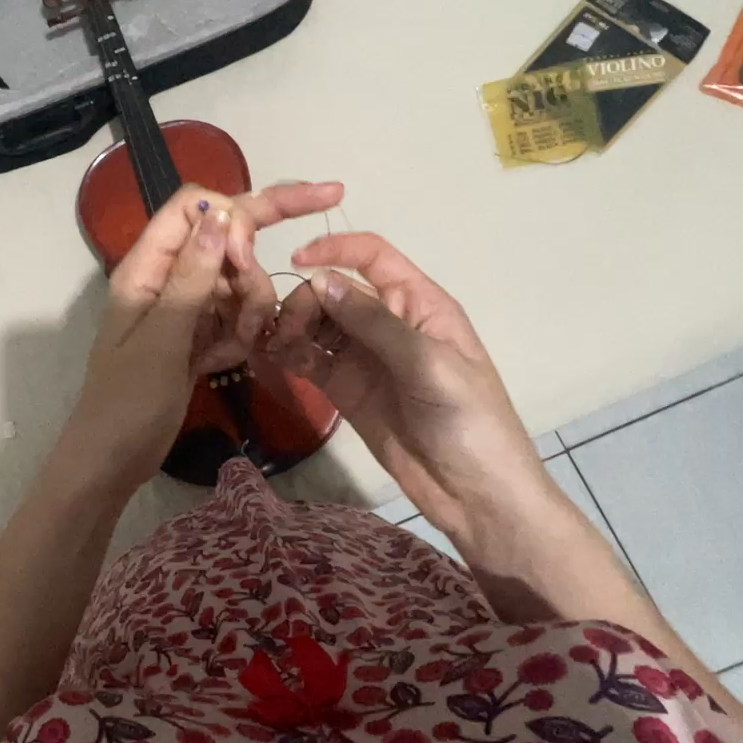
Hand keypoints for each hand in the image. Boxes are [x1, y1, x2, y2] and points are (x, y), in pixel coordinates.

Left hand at [61, 181, 344, 489]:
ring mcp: (182, 307)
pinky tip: (221, 364)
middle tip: (249, 317)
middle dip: (249, 270)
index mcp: (145, 268)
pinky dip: (237, 336)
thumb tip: (220, 213)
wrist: (111, 462)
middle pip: (223, 239)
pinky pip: (233, 315)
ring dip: (247, 312)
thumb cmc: (127, 403)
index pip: (192, 205)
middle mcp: (165, 277)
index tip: (250, 257)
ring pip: (236, 280)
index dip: (234, 212)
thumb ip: (192, 277)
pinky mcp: (196, 335)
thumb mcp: (162, 339)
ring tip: (230, 350)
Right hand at [265, 232, 547, 531]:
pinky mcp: (343, 388)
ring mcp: (362, 356)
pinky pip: (309, 360)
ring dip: (290, 327)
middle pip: (334, 291)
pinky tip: (270, 359)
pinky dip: (287, 355)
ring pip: (316, 323)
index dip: (336, 250)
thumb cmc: (468, 419)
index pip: (373, 256)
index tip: (296, 260)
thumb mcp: (427, 363)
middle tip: (285, 330)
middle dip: (304, 301)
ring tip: (273, 347)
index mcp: (418, 304)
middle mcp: (386, 322)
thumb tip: (322, 281)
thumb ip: (373, 322)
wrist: (472, 491)